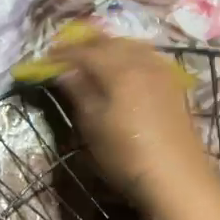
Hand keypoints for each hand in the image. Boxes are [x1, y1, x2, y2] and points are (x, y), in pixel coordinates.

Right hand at [51, 31, 202, 204]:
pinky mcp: (173, 84)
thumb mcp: (92, 125)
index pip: (85, 52)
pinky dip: (128, 55)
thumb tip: (63, 71)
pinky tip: (122, 67)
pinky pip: (146, 56)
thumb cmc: (125, 154)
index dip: (63, 54)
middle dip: (85, 45)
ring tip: (91, 57)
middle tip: (65, 54)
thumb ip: (79, 92)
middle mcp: (142, 62)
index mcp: (119, 70)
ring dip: (108, 47)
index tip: (44, 58)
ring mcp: (161, 71)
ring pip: (130, 46)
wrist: (175, 176)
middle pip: (110, 42)